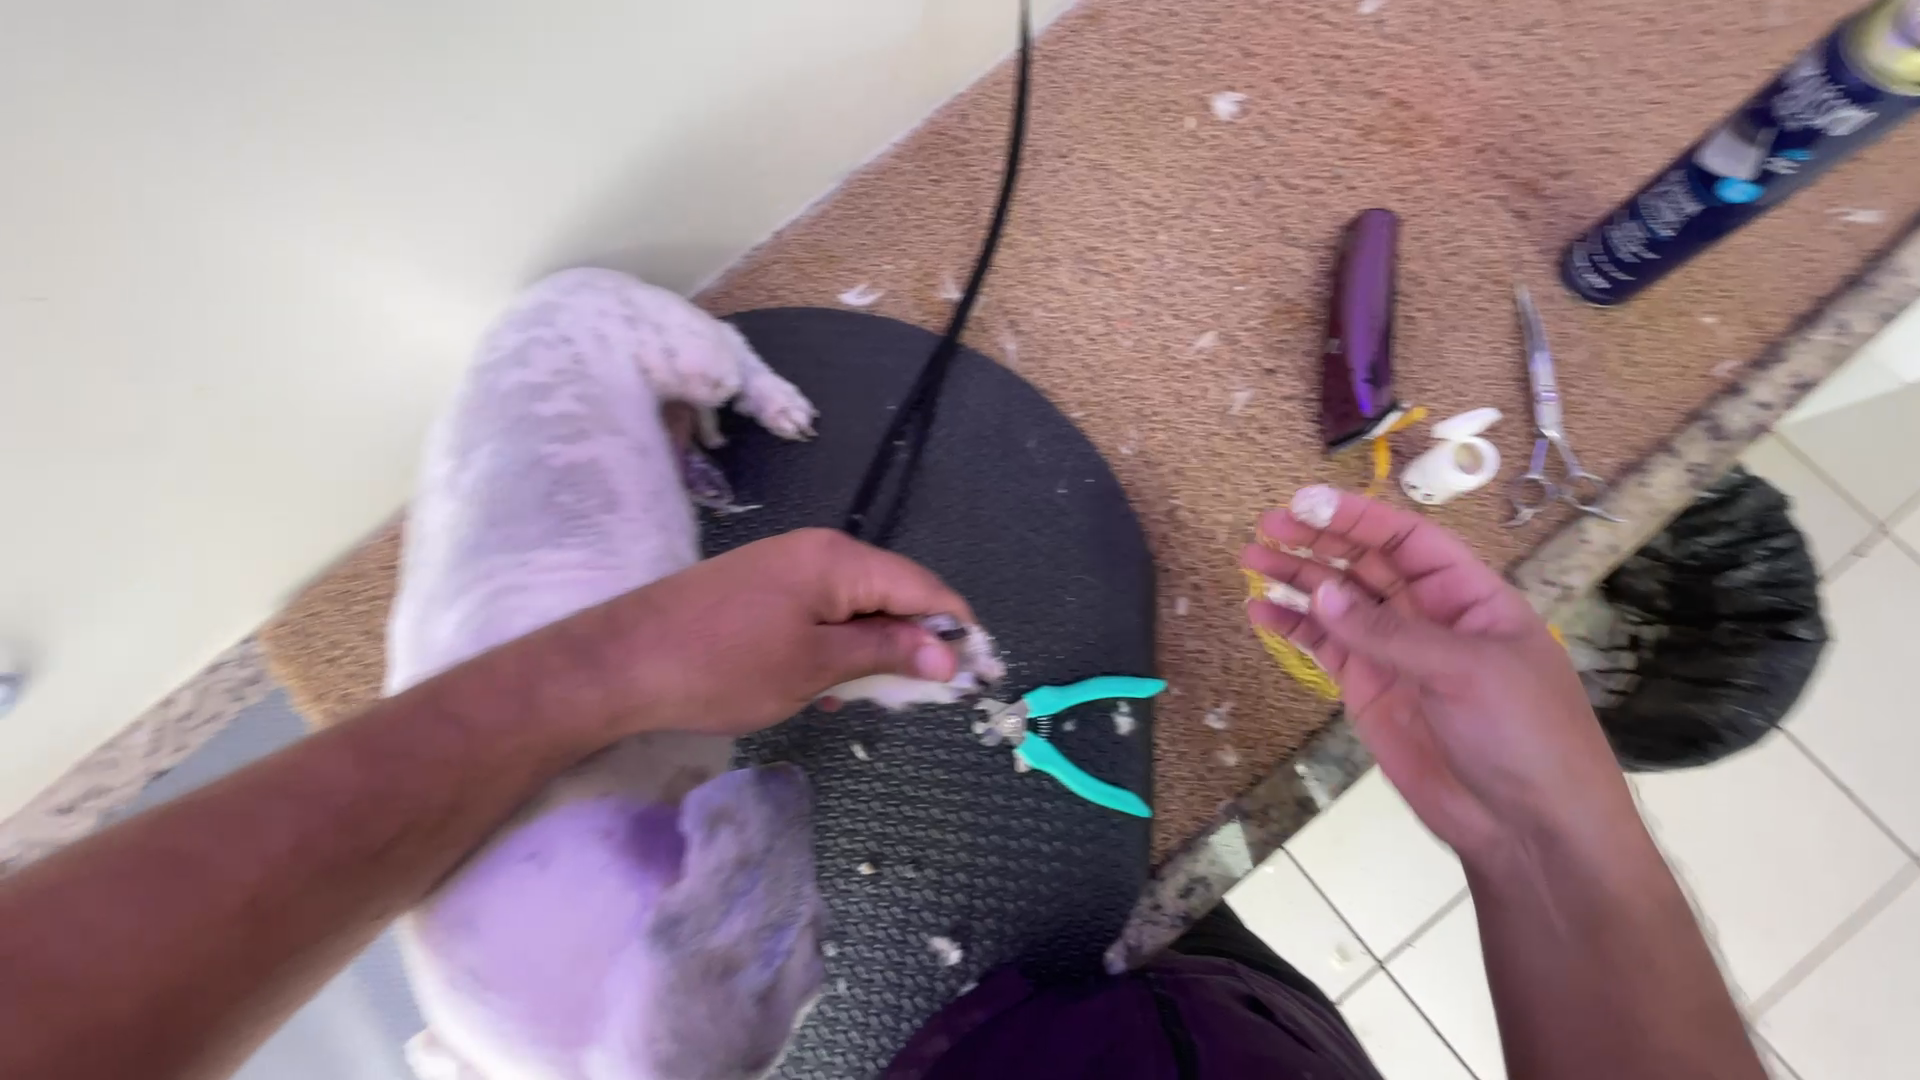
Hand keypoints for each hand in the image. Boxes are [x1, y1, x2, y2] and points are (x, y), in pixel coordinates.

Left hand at [574, 529, 972, 738]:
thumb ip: (887, 652)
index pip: (923, 585)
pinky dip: (837, 645)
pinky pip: (822, 611)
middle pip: (892, 592)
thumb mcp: (816, 666)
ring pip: (857, 606)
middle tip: (921, 695)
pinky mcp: (763, 586)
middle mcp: (819, 550)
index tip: (979, 671)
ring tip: (865, 697)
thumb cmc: (724, 666)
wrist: (617, 664)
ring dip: (873, 649)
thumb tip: (949, 653)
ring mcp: (787, 565)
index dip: (956, 626)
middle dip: (914, 642)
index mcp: (839, 560)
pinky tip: (824, 683)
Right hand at [1241, 486, 1637, 861]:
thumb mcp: (1466, 672)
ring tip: (1251, 562)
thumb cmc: (1523, 735)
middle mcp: (1426, 616)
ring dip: (1294, 580)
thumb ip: (1388, 632)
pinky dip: (1291, 628)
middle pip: (1362, 565)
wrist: (1527, 828)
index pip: (1406, 540)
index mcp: (1468, 597)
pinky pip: (1322, 647)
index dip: (1357, 518)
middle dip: (1316, 543)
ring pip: (1335, 603)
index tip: (1305, 504)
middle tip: (1266, 528)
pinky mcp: (1365, 688)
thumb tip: (1320, 593)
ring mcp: (1392, 653)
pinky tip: (1261, 612)